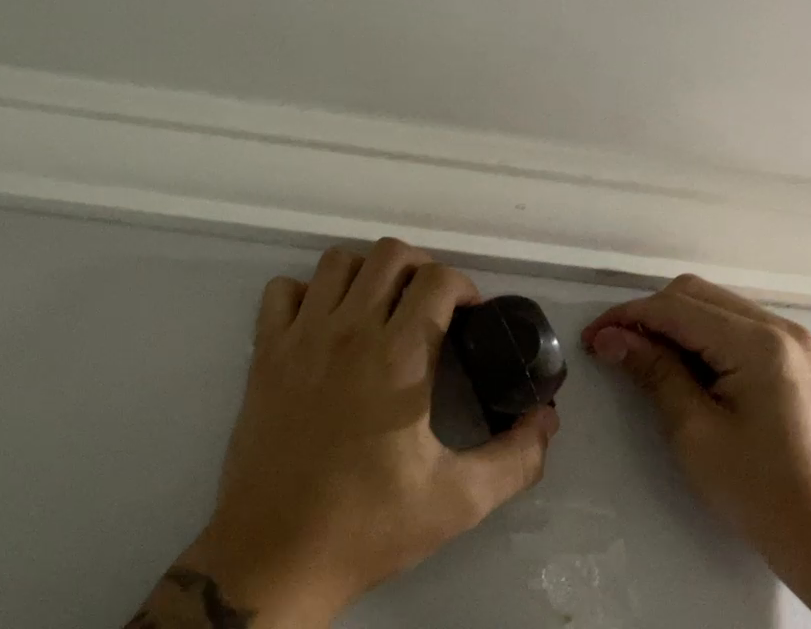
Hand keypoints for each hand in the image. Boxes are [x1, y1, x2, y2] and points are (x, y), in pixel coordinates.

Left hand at [131, 239, 558, 627]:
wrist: (277, 554)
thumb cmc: (369, 525)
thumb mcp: (459, 501)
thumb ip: (516, 458)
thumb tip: (546, 419)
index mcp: (398, 359)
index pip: (437, 280)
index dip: (463, 287)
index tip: (470, 317)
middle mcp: (349, 331)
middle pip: (389, 254)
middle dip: (421, 268)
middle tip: (432, 305)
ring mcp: (300, 337)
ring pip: (336, 261)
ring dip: (367, 272)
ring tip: (381, 306)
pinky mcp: (264, 353)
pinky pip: (282, 290)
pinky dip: (307, 292)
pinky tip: (323, 322)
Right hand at [584, 275, 810, 628]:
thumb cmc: (760, 490)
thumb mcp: (695, 431)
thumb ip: (654, 372)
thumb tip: (610, 337)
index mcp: (758, 343)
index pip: (676, 307)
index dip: (627, 317)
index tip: (590, 340)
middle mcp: (779, 327)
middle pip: (696, 294)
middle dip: (649, 315)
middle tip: (614, 350)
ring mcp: (792, 342)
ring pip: (715, 305)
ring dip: (674, 323)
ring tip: (643, 359)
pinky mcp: (795, 360)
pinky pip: (736, 326)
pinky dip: (701, 335)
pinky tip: (684, 367)